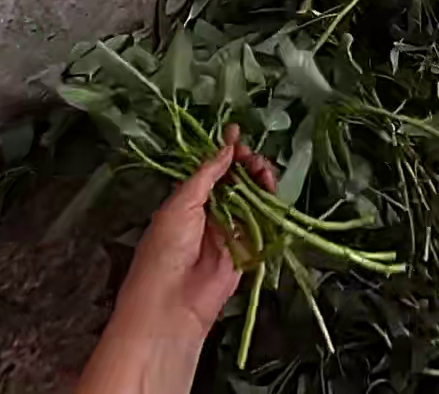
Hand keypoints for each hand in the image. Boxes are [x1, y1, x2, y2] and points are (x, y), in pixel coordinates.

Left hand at [79, 125, 275, 393]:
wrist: (172, 305)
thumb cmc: (167, 247)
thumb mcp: (182, 201)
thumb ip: (208, 174)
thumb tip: (227, 147)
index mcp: (190, 197)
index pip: (213, 168)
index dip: (226, 151)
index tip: (238, 133)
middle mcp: (211, 210)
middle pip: (235, 179)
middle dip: (246, 163)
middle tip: (252, 156)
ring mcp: (230, 229)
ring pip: (251, 197)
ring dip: (259, 179)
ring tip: (263, 170)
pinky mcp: (246, 249)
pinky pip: (261, 222)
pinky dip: (270, 204)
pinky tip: (271, 189)